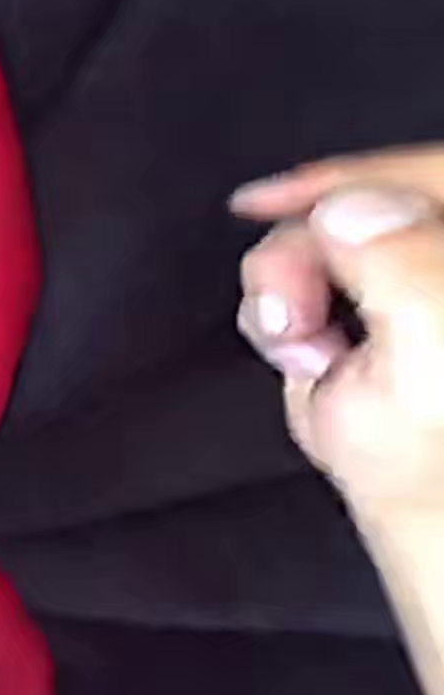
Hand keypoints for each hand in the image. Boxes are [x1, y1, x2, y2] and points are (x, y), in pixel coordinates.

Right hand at [234, 146, 443, 520]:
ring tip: (297, 348)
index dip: (358, 179)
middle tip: (287, 316)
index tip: (268, 200)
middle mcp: (442, 271)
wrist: (430, 515)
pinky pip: (295, 278)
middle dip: (300, 259)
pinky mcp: (366, 313)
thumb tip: (355, 208)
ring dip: (281, 292)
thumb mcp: (434, 361)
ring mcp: (412, 292)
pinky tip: (298, 348)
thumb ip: (409, 270)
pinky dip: (277, 309)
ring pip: (317, 246)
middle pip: (360, 215)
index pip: (435, 182)